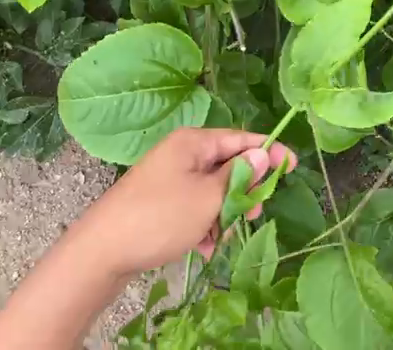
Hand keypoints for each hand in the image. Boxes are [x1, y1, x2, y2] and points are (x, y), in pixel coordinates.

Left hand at [72, 127, 295, 277]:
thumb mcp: (208, 197)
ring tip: (220, 237)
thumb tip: (262, 154)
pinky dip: (203, 223)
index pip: (242, 139)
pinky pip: (193, 206)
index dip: (269, 151)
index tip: (292, 166)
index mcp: (194, 142)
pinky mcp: (158, 202)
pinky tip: (202, 247)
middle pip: (228, 165)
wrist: (99, 253)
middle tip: (254, 213)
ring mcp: (168, 178)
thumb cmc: (159, 218)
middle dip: (244, 190)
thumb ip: (239, 175)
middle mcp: (182, 153)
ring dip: (223, 212)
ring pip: (212, 190)